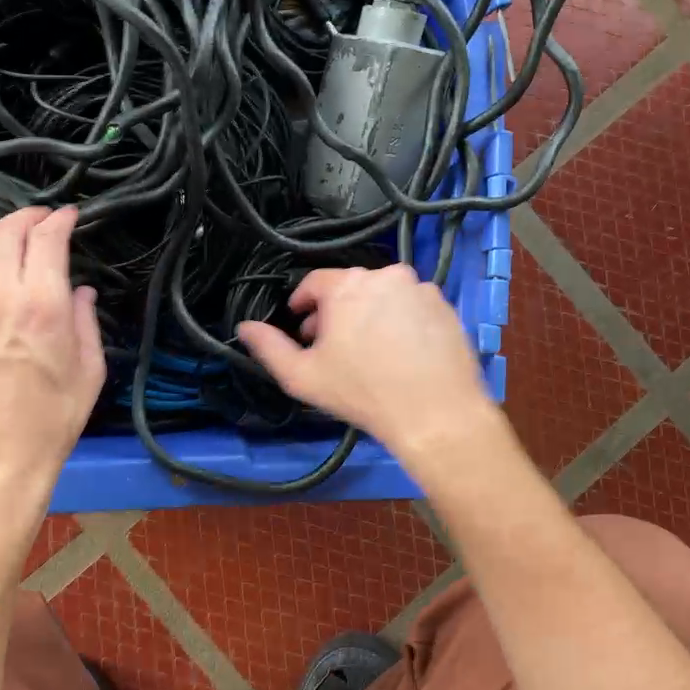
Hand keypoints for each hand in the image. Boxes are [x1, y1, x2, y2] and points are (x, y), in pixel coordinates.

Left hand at [0, 206, 104, 489]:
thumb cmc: (53, 418)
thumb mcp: (90, 370)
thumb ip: (86, 321)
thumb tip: (80, 292)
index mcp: (42, 303)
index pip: (48, 237)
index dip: (62, 219)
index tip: (71, 216)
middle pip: (6, 231)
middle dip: (28, 217)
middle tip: (43, 220)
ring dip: (1, 245)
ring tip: (16, 254)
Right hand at [236, 265, 494, 452]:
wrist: (435, 414)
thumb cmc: (362, 392)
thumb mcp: (302, 376)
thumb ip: (268, 347)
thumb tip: (244, 328)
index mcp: (347, 284)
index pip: (313, 283)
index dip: (302, 305)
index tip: (301, 329)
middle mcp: (386, 275)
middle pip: (349, 289)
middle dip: (335, 313)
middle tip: (332, 348)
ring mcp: (420, 288)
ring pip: (382, 297)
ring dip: (369, 316)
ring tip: (367, 353)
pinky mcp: (446, 306)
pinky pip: (411, 307)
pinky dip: (400, 322)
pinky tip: (399, 354)